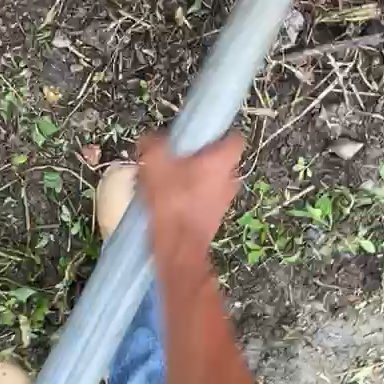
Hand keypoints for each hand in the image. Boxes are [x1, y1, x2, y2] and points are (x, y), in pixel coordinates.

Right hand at [137, 131, 243, 269]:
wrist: (179, 248)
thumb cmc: (172, 201)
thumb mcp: (155, 165)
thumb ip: (153, 145)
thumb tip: (149, 139)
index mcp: (223, 160)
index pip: (234, 138)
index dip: (217, 135)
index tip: (198, 136)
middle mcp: (231, 179)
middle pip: (219, 160)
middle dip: (200, 158)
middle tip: (177, 158)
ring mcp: (225, 200)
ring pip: (212, 181)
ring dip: (194, 179)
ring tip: (168, 182)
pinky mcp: (215, 217)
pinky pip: (205, 199)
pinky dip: (191, 197)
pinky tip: (169, 202)